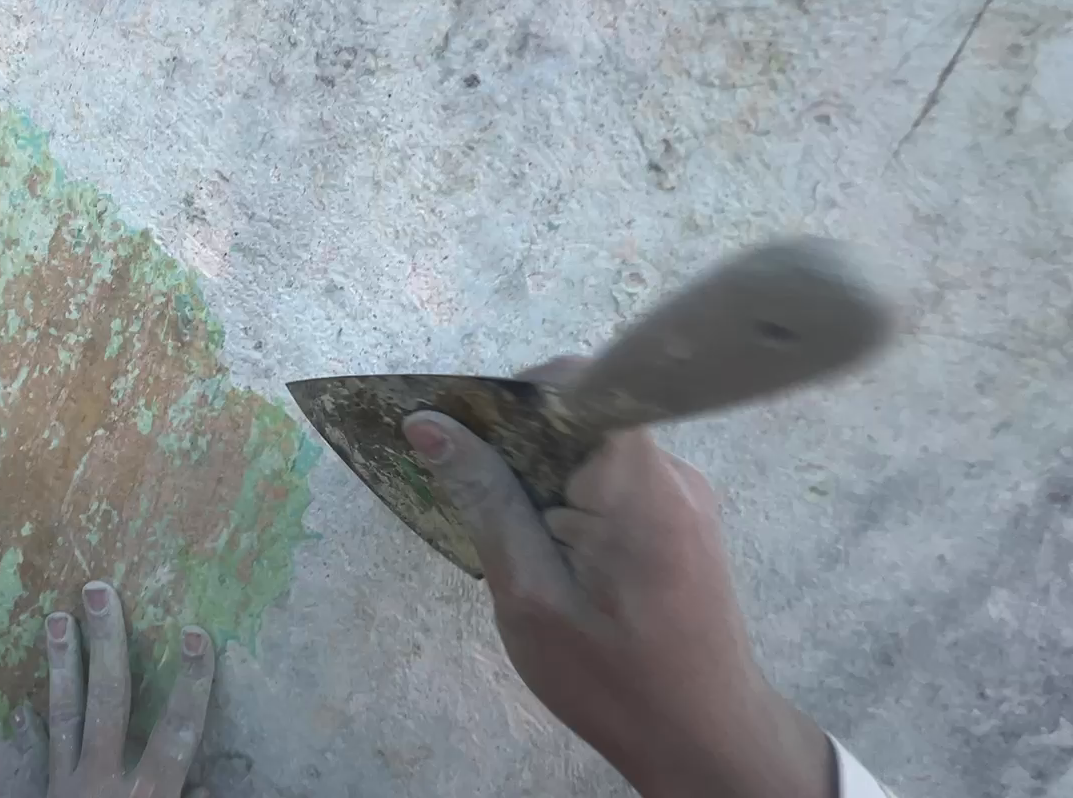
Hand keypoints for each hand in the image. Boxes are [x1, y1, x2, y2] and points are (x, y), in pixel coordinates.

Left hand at [17, 580, 214, 797]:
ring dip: (63, 665)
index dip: (191, 683)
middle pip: (109, 700)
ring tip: (56, 618)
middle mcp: (104, 783)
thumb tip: (202, 782)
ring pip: (66, 716)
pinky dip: (29, 736)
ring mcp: (66, 789)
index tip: (196, 632)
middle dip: (106, 642)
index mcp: (149, 796)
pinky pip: (34, 762)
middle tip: (97, 590)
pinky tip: (21, 709)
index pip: (177, 731)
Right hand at [403, 358, 835, 797]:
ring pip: (588, 443)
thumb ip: (483, 495)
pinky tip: (547, 540)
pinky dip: (564, 488)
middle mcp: (671, 475)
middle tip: (482, 494)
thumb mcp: (527, 591)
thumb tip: (426, 423)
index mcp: (639, 486)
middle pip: (578, 413)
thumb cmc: (613, 678)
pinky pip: (606, 471)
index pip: (581, 385)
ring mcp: (681, 494)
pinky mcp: (678, 515)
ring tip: (512, 527)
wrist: (710, 750)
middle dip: (517, 440)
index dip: (519, 394)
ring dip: (538, 468)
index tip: (477, 436)